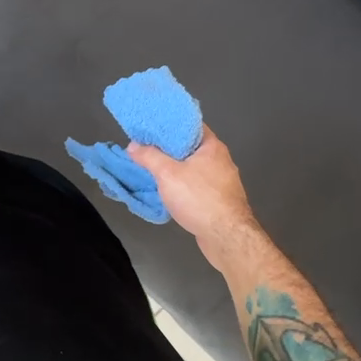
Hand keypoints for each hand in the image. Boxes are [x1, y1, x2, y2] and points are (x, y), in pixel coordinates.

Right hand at [129, 125, 261, 272]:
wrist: (227, 238)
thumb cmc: (199, 198)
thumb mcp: (167, 174)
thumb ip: (149, 157)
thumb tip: (133, 145)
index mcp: (212, 146)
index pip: (190, 125)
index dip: (170, 123)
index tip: (151, 125)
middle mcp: (221, 160)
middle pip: (191, 147)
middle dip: (168, 147)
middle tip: (146, 146)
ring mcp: (222, 182)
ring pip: (193, 168)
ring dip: (175, 168)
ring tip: (152, 167)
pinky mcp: (220, 200)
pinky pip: (197, 185)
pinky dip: (183, 184)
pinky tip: (168, 190)